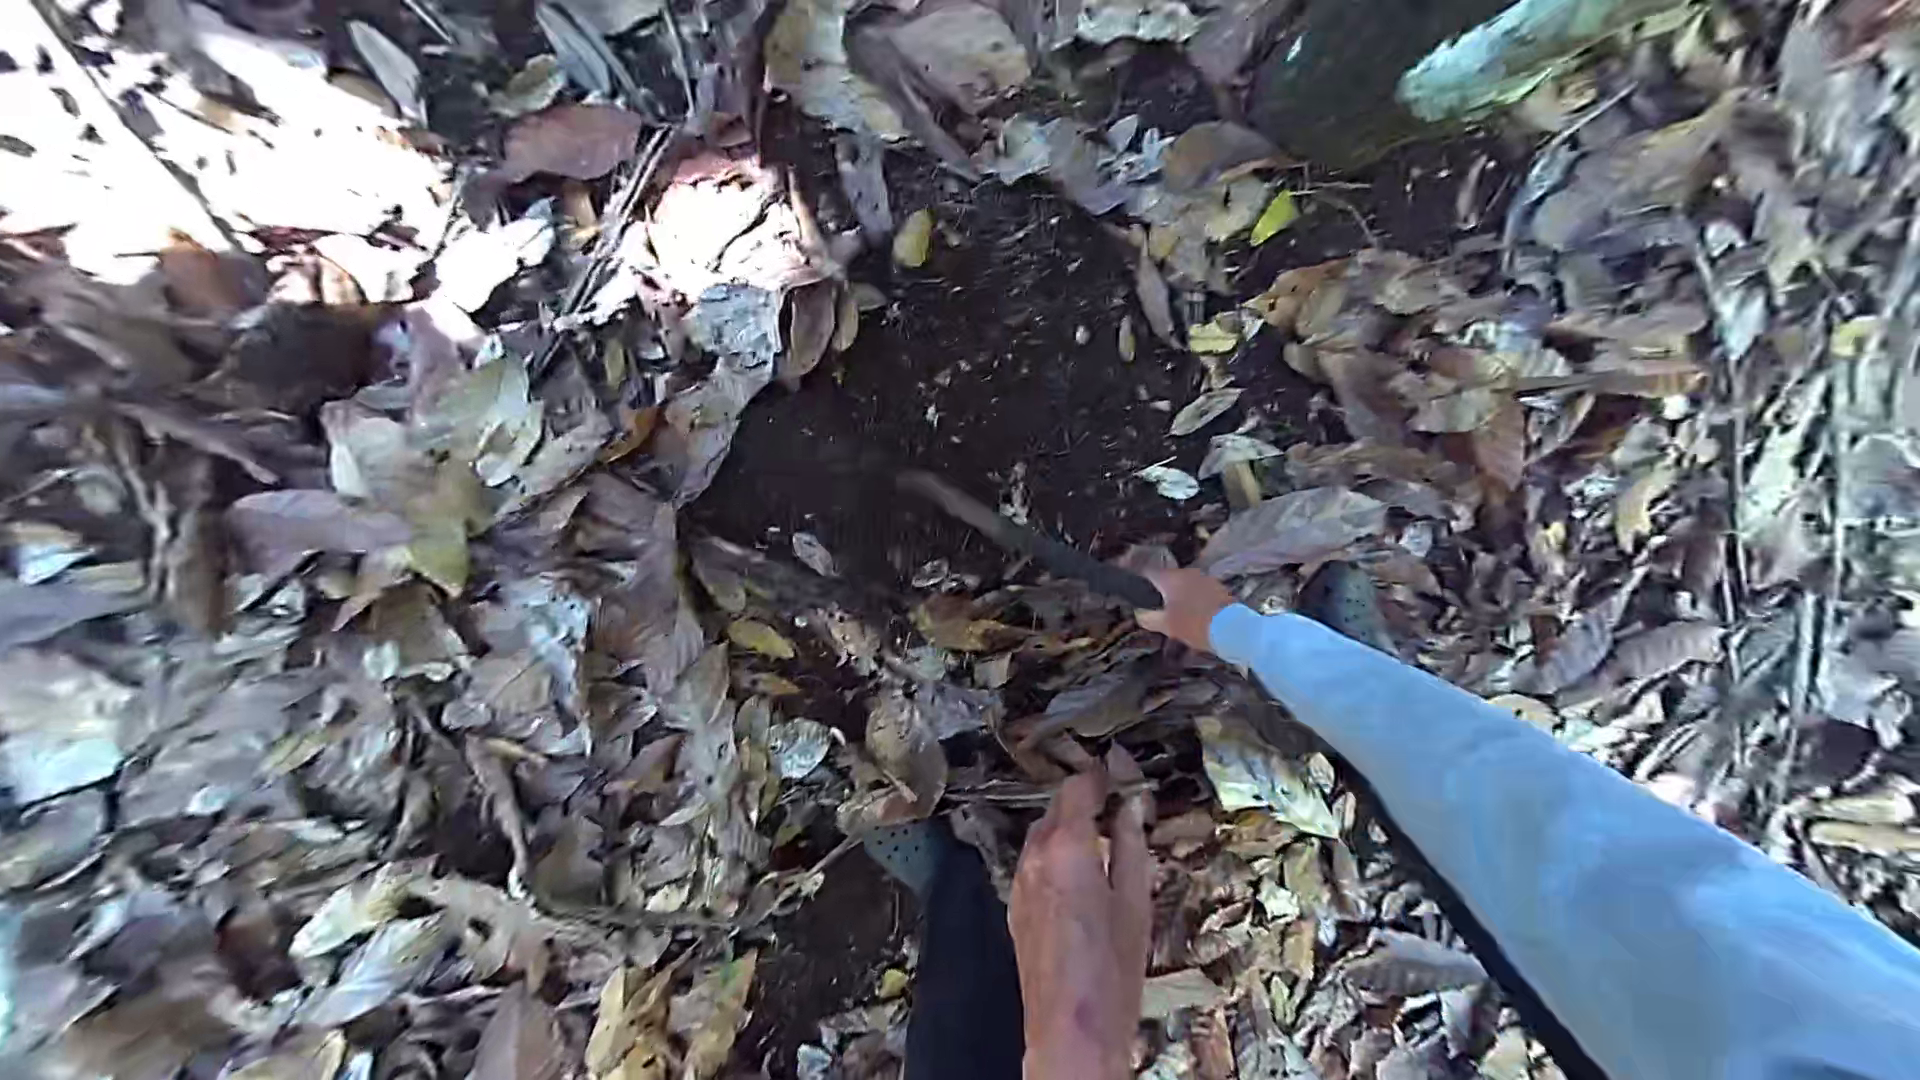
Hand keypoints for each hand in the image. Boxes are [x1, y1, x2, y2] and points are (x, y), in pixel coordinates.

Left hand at [1009, 757, 1151, 1079]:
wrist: (1069, 1032)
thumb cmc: (1112, 968)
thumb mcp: (1135, 903)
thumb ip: (1132, 845)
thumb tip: (1132, 805)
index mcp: (1067, 846)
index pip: (1077, 788)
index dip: (1098, 776)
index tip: (1117, 773)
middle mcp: (1035, 852)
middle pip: (1056, 805)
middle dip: (1083, 798)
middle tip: (1113, 803)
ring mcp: (1019, 876)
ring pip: (1042, 829)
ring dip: (1066, 823)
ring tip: (1098, 836)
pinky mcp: (1013, 899)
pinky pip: (1033, 856)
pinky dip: (1053, 849)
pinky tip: (1075, 870)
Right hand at [1137, 568, 1234, 653]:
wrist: (1233, 629)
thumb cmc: (1194, 624)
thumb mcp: (1165, 625)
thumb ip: (1148, 618)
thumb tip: (1140, 613)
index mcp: (1170, 578)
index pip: (1148, 573)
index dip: (1139, 581)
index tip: (1135, 590)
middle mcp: (1187, 572)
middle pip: (1168, 578)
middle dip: (1162, 591)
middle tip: (1157, 607)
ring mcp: (1206, 578)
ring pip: (1186, 584)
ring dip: (1180, 594)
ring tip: (1178, 612)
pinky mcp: (1220, 587)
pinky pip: (1200, 590)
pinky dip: (1195, 599)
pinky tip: (1196, 613)